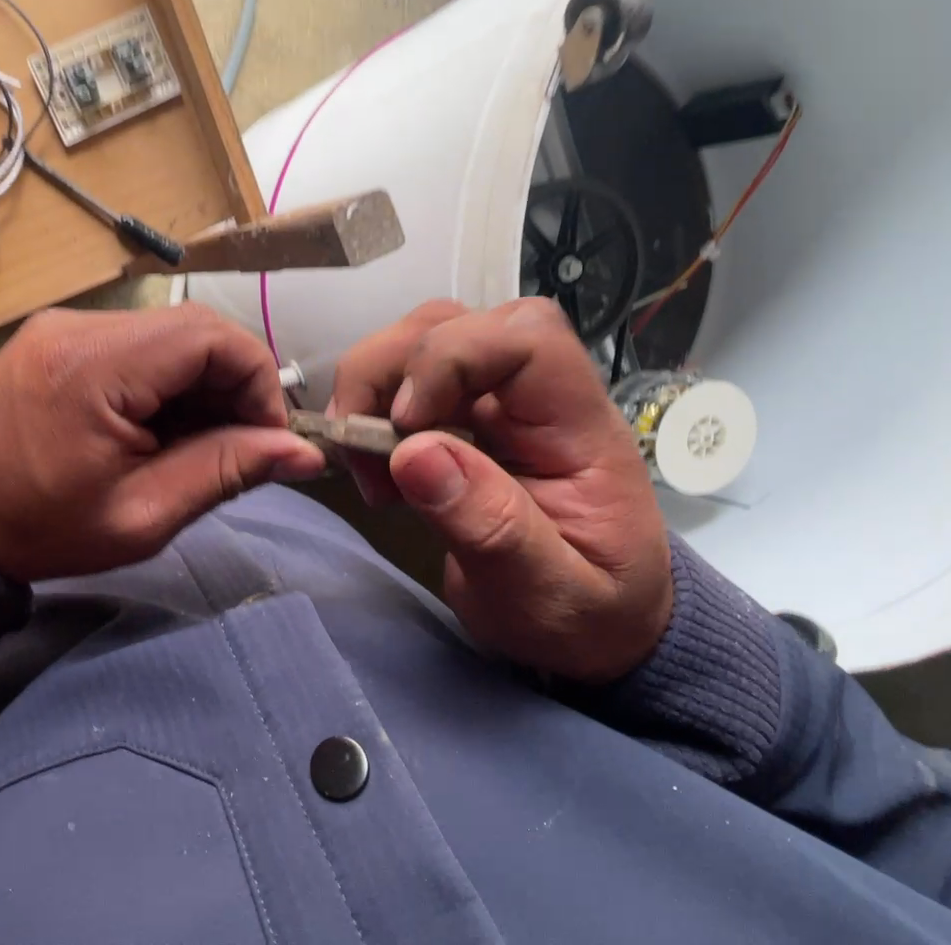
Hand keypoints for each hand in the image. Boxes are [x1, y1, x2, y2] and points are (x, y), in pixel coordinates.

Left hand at [0, 304, 327, 581]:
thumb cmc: (39, 531)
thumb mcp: (141, 515)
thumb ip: (224, 471)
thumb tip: (303, 452)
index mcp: (94, 366)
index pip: (211, 336)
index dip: (257, 380)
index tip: (265, 438)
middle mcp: (77, 325)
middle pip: (192, 330)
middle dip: (232, 385)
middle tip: (236, 447)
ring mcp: (61, 325)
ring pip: (166, 335)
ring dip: (198, 384)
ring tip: (193, 445)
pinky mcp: (54, 337)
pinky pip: (133, 344)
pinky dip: (162, 381)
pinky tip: (156, 428)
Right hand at [330, 298, 671, 682]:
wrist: (590, 628)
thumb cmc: (584, 614)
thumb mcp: (548, 593)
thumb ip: (492, 527)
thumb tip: (414, 453)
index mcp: (578, 427)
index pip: (526, 338)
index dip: (451, 357)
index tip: (403, 424)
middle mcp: (533, 398)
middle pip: (454, 323)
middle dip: (388, 370)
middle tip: (360, 445)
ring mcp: (491, 405)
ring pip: (418, 342)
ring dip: (369, 389)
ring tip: (363, 462)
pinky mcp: (456, 420)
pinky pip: (400, 383)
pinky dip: (366, 413)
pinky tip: (371, 468)